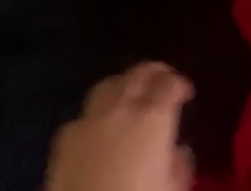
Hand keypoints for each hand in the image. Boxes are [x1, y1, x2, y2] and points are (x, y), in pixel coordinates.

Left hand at [46, 62, 195, 190]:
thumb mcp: (171, 189)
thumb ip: (179, 165)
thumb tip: (179, 151)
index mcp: (153, 119)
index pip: (169, 83)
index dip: (180, 83)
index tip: (186, 92)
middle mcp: (122, 109)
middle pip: (139, 74)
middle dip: (154, 72)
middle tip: (163, 79)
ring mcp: (89, 120)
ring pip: (108, 85)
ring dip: (123, 83)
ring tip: (131, 92)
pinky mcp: (65, 138)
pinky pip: (84, 114)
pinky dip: (96, 113)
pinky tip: (99, 126)